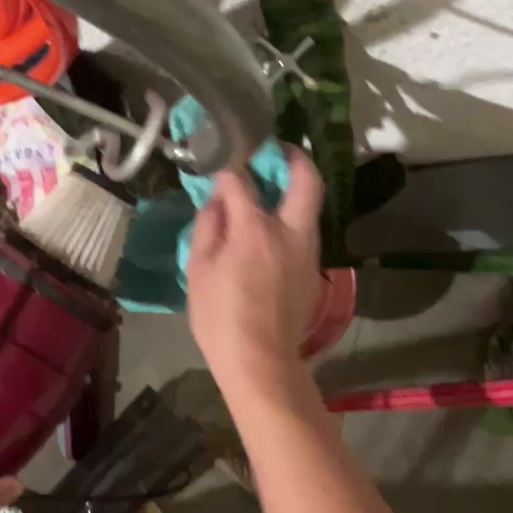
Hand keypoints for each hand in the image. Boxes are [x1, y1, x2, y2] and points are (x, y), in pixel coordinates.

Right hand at [186, 147, 324, 388]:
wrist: (260, 363)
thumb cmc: (219, 316)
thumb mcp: (199, 268)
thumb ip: (208, 227)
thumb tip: (217, 203)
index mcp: (255, 231)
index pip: (242, 182)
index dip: (227, 167)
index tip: (218, 160)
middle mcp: (290, 234)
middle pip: (306, 182)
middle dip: (294, 158)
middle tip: (275, 149)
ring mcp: (308, 254)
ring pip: (310, 208)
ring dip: (293, 191)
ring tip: (268, 188)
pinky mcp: (313, 272)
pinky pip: (304, 234)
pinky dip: (289, 220)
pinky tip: (269, 230)